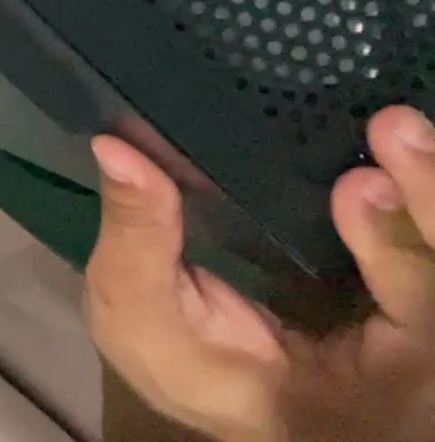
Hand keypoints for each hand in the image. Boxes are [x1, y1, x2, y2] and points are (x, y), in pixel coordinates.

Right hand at [86, 109, 434, 441]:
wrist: (214, 391)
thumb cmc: (176, 361)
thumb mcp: (139, 305)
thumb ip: (140, 234)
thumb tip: (117, 147)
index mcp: (380, 383)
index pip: (418, 316)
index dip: (396, 248)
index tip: (363, 182)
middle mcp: (423, 357)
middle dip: (428, 202)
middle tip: (398, 129)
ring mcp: (424, 326)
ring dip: (425, 191)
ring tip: (399, 131)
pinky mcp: (410, 297)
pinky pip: (419, 249)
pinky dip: (409, 201)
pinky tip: (391, 157)